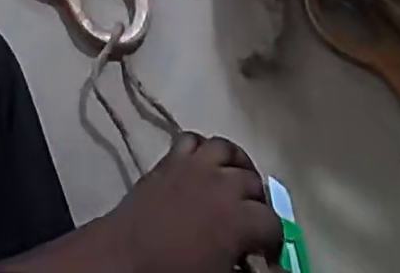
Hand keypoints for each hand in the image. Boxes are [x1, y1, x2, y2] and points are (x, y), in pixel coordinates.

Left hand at [0, 134, 279, 272]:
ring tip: (236, 184)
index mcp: (238, 217)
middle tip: (252, 225)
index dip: (274, 242)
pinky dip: (202, 148)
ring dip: (236, 165)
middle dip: (258, 204)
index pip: (272, 222)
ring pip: (226, 149)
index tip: (267, 258)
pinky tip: (204, 165)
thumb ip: (247, 270)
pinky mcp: (170, 157)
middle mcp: (220, 181)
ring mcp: (193, 163)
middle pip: (254, 182)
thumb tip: (268, 268)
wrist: (125, 259)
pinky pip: (192, 139)